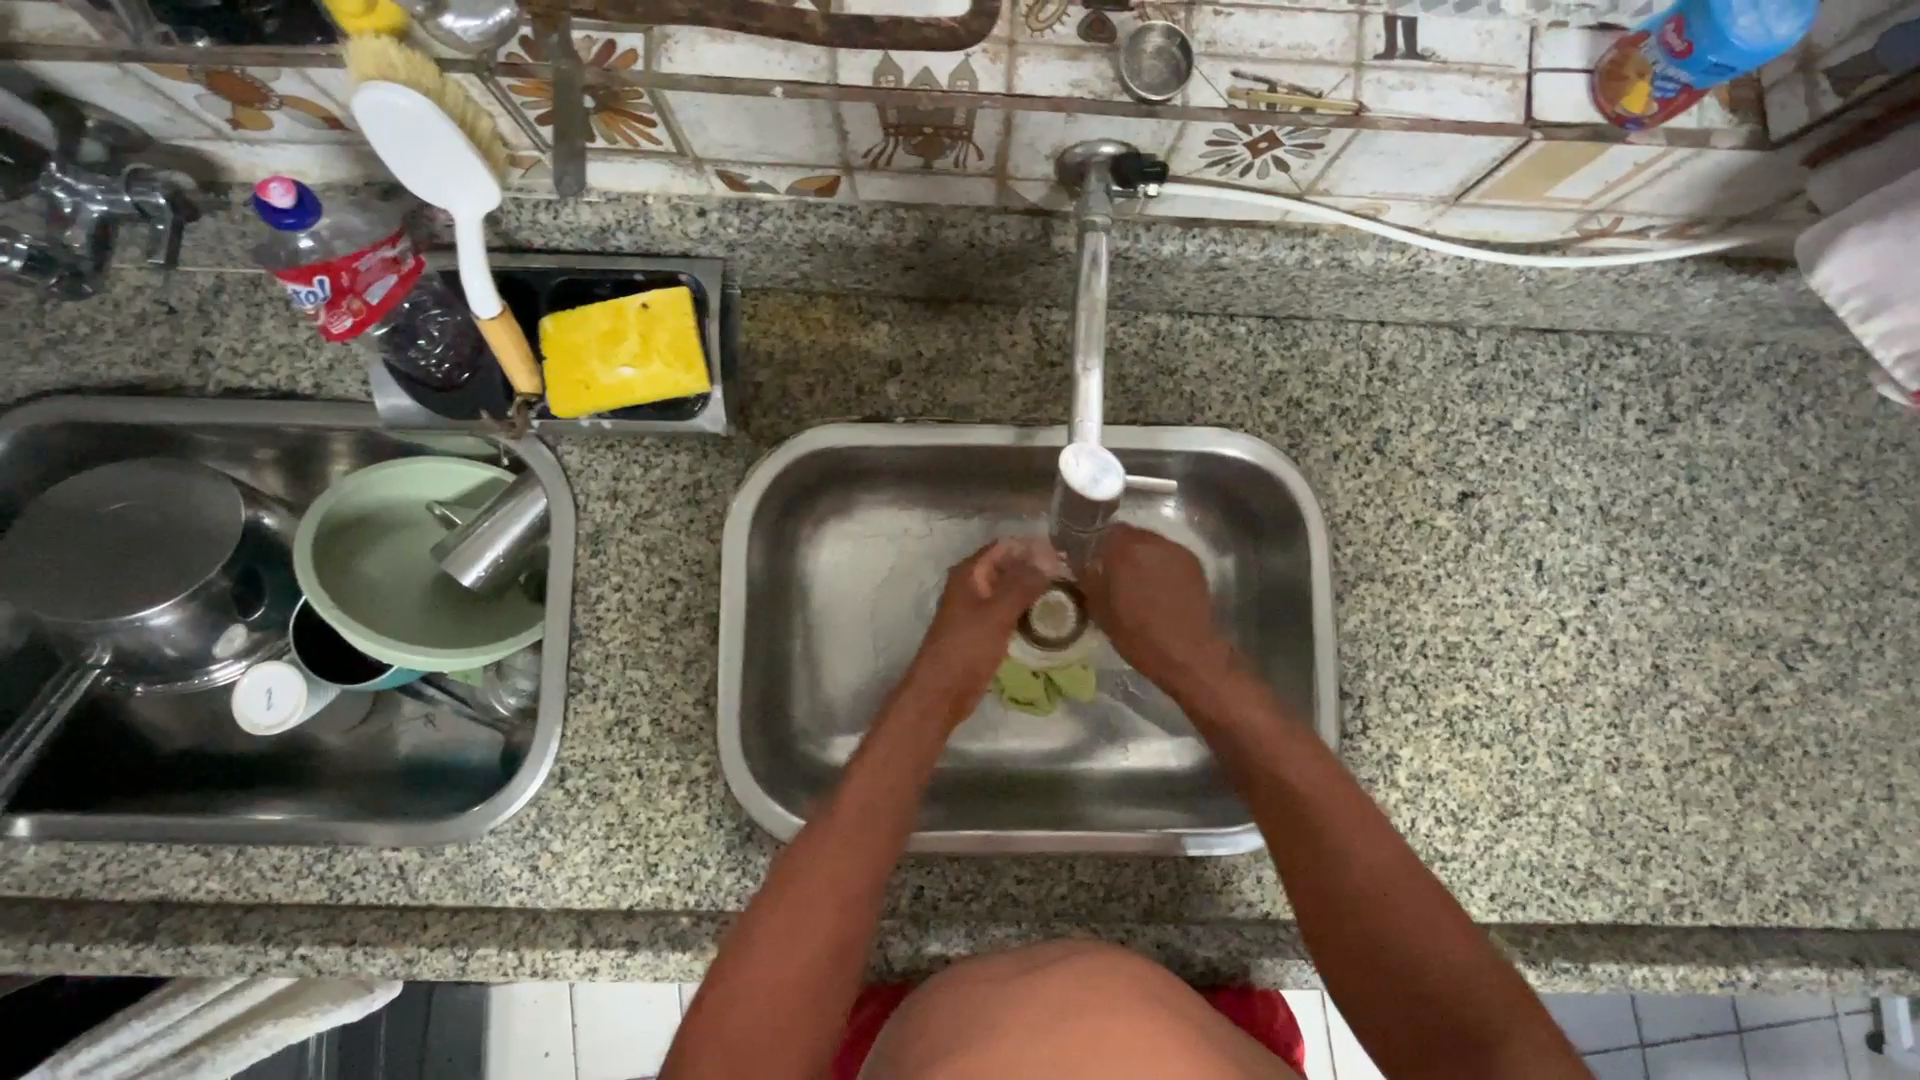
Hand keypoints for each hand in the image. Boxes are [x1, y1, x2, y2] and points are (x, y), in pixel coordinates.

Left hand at [902, 538, 1061, 722]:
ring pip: (1011, 590)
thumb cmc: (966, 649)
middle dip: (1037, 568)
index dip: (1033, 546)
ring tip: (1069, 592)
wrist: (942, 692)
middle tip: (1073, 574)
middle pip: (1009, 567)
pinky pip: (1010, 612)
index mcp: (969, 574)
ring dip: (1034, 590)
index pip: (1005, 546)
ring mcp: (978, 609)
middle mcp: (972, 586)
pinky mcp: (985, 630)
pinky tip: (1051, 615)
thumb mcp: (997, 614)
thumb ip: (1023, 584)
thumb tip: (1049, 557)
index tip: (1065, 553)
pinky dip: (1028, 610)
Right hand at [1081, 524, 1233, 697]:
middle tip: (1115, 573)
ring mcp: (1177, 550)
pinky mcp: (1194, 562)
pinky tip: (1160, 588)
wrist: (1186, 653)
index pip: (1104, 530)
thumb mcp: (1099, 609)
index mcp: (1124, 549)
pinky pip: (1169, 556)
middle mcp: (1152, 541)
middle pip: (1130, 535)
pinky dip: (1161, 565)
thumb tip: (1080, 562)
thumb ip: (1088, 577)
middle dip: (1120, 550)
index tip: (1093, 561)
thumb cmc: (1136, 634)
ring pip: (1151, 544)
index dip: (1097, 544)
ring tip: (1139, 582)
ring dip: (1142, 557)